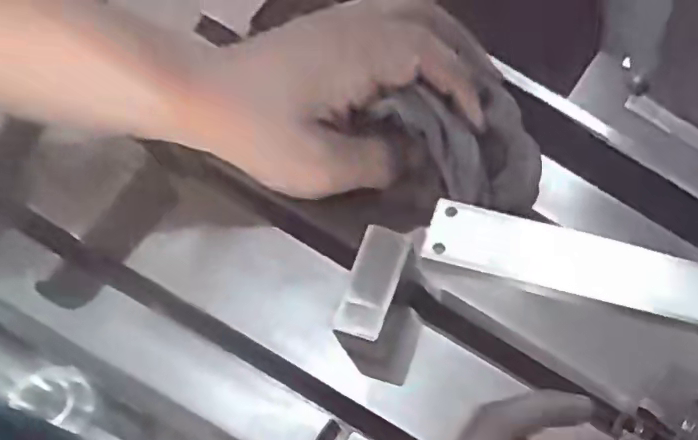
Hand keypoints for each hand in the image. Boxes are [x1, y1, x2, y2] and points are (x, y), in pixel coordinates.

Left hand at [176, 0, 494, 196]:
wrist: (204, 97)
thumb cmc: (260, 134)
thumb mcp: (324, 166)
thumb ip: (381, 160)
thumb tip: (418, 156)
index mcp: (357, 52)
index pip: (428, 55)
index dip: (463, 88)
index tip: (480, 126)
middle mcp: (356, 24)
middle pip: (429, 19)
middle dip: (469, 56)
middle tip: (493, 95)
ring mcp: (343, 22)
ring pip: (413, 13)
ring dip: (450, 45)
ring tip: (472, 83)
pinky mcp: (333, 33)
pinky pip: (394, 25)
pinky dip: (425, 46)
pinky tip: (432, 77)